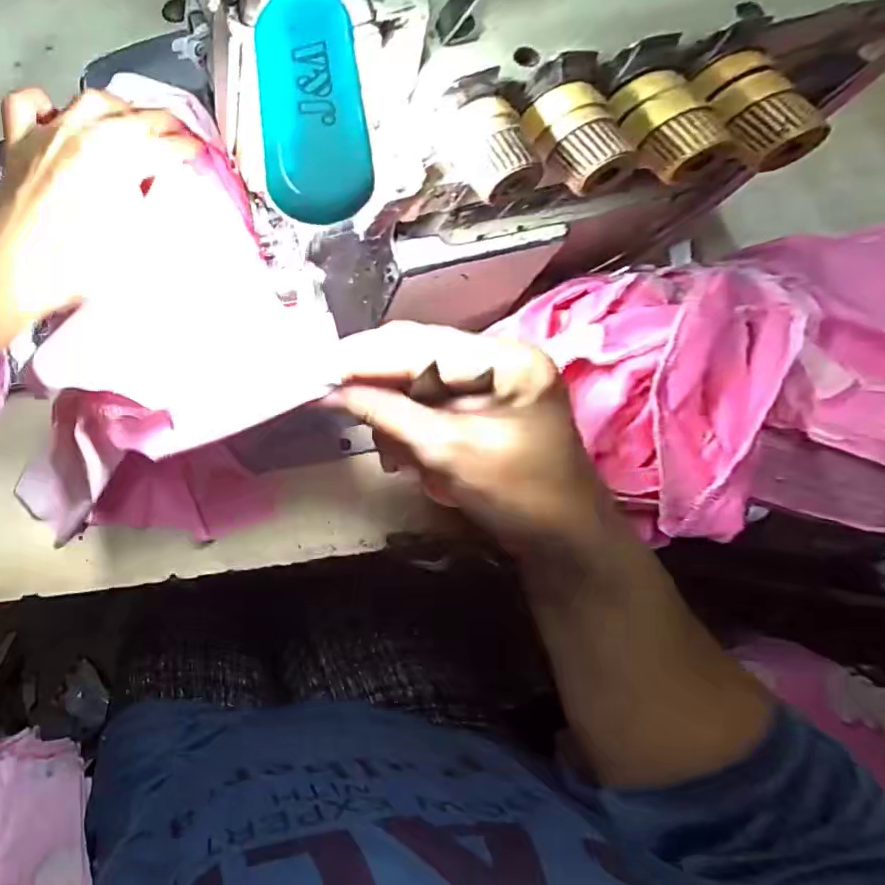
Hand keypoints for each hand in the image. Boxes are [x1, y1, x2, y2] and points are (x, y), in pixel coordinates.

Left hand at [0, 88, 202, 348]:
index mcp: (117, 158)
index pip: (164, 144)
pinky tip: (55, 118)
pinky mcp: (18, 145)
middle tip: (172, 136)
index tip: (195, 152)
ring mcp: (48, 136)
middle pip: (132, 115)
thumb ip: (144, 205)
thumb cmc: (65, 269)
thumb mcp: (126, 241)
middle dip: (160, 123)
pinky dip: (45, 105)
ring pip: (89, 101)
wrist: (8, 275)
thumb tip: (150, 190)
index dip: (185, 148)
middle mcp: (83, 135)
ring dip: (116, 108)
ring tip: (127, 121)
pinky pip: (28, 105)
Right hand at [331, 321, 622, 556]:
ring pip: (410, 374)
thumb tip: (332, 392)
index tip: (319, 375)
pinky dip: (404, 422)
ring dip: (389, 409)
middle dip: (373, 381)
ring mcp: (487, 376)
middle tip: (330, 398)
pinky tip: (405, 453)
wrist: (565, 539)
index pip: (418, 345)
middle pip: (412, 351)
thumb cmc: (519, 496)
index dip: (364, 359)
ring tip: (394, 453)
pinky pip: (422, 396)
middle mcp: (496, 355)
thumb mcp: (447, 452)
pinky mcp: (476, 398)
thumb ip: (387, 414)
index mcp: (505, 359)